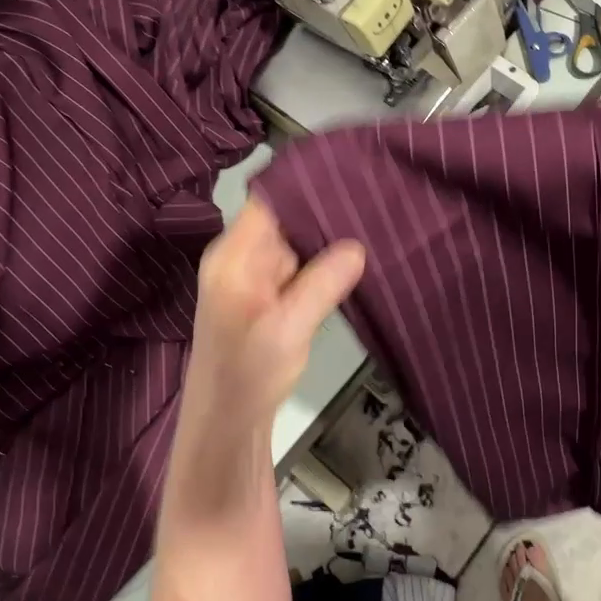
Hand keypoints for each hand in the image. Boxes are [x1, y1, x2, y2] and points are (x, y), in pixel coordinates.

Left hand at [188, 198, 364, 425]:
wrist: (226, 427)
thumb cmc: (247, 377)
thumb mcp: (288, 330)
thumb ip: (322, 284)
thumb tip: (359, 245)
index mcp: (234, 256)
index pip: (268, 199)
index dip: (305, 183)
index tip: (349, 173)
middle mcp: (241, 257)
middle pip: (285, 216)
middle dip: (325, 209)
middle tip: (374, 197)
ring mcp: (254, 276)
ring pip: (296, 240)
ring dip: (328, 235)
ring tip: (373, 220)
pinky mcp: (268, 295)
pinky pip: (299, 264)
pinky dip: (324, 259)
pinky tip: (357, 254)